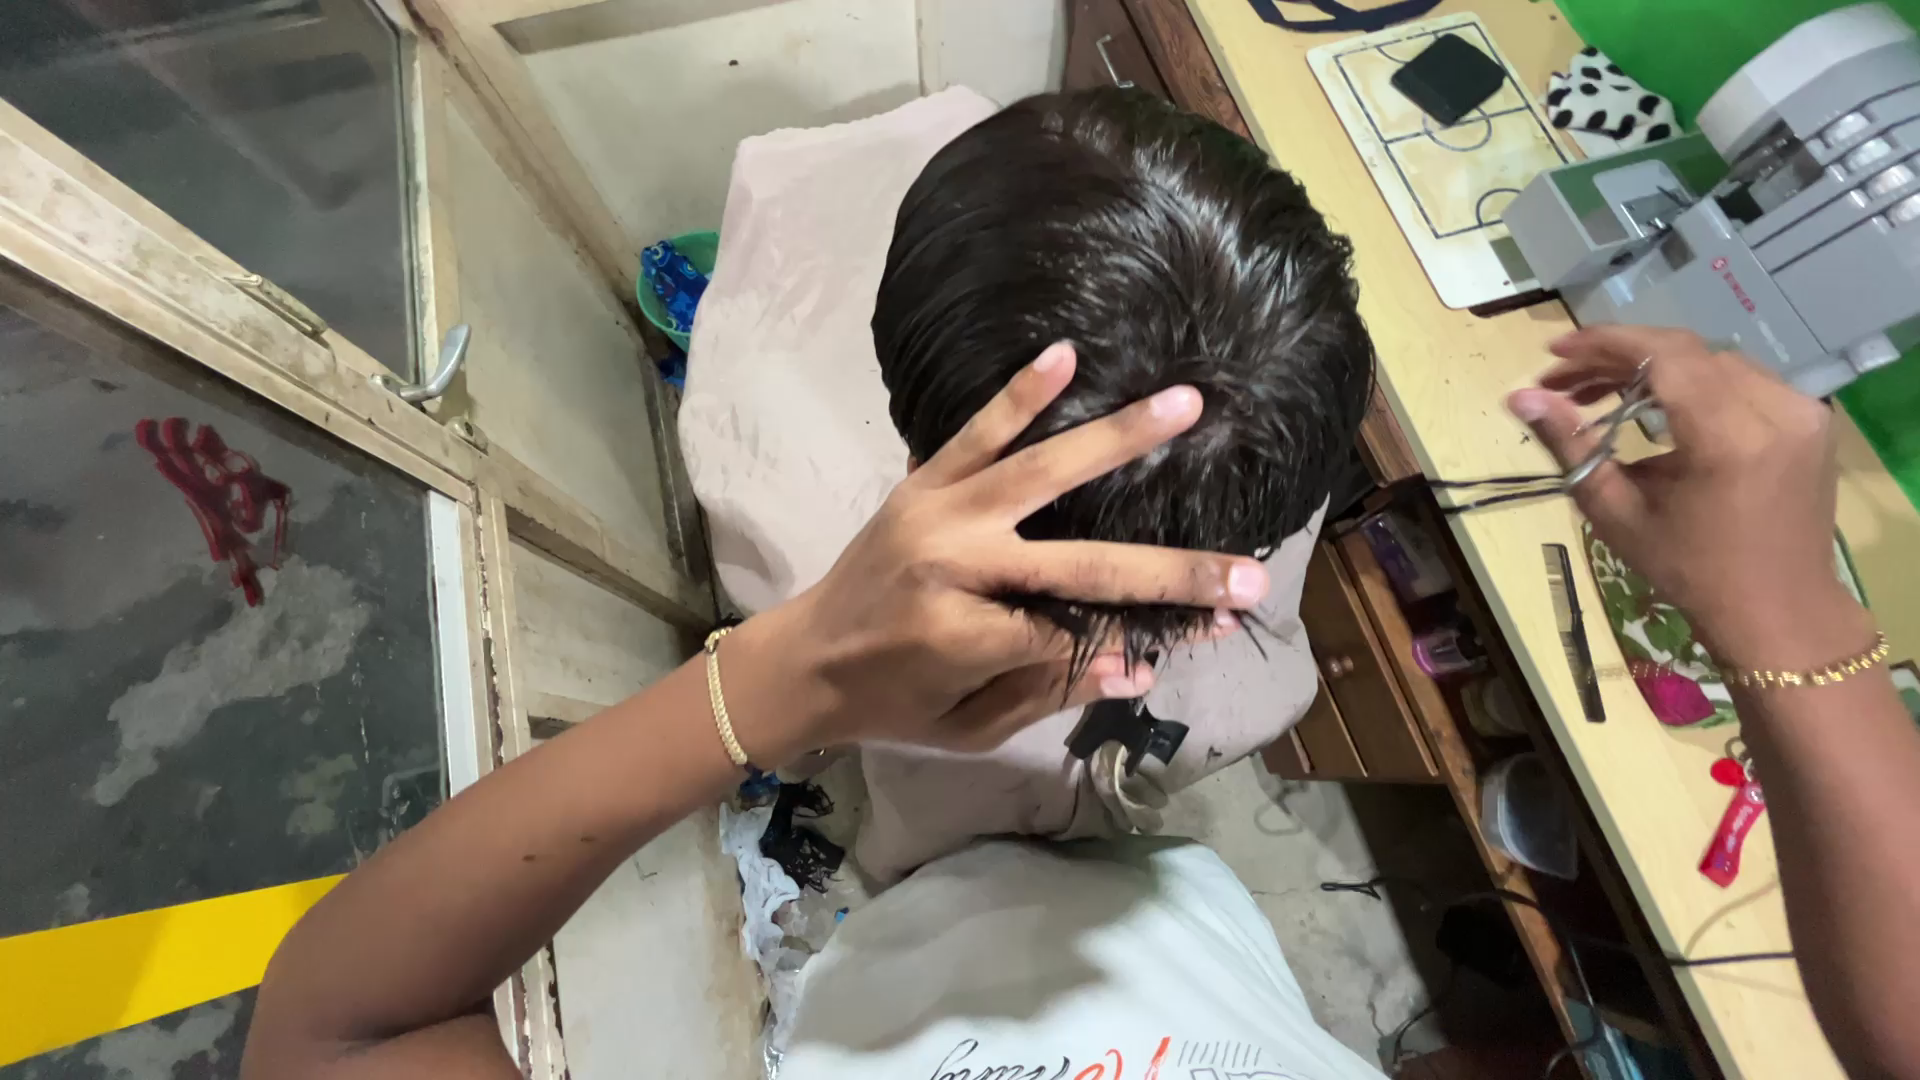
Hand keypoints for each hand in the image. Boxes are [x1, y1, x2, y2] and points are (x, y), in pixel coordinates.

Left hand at [722, 343, 1268, 765]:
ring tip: (1186, 403)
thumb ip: (1049, 693)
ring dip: (1118, 438)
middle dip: (1172, 572)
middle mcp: (959, 567)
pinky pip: (974, 432)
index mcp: (967, 637)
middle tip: (1247, 570)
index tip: (1207, 627)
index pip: (1079, 631)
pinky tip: (1065, 354)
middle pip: (1083, 563)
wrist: (802, 661)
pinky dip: (1019, 394)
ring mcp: (939, 514)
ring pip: (1041, 470)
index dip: (1145, 632)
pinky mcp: (920, 485)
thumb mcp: (967, 728)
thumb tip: (1141, 667)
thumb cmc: (888, 706)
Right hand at [1506, 325, 1861, 666]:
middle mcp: (1777, 409)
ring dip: (1647, 367)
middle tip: (1559, 380)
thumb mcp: (1611, 506)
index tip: (1553, 352)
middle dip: (1616, 356)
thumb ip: (1568, 442)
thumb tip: (1519, 397)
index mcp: (1729, 436)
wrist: (1773, 600)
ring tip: (1592, 392)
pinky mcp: (1806, 417)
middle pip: (1687, 353)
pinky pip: (1736, 378)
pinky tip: (1646, 403)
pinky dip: (1683, 381)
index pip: (1667, 355)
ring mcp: (1801, 411)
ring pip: (1710, 361)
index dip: (1606, 344)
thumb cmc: (1681, 561)